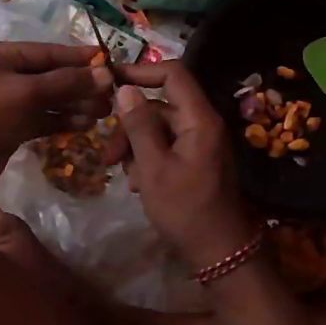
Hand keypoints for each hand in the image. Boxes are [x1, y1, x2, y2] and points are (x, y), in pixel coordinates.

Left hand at [0, 41, 113, 199]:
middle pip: (49, 75)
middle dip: (80, 85)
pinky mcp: (6, 129)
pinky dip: (60, 121)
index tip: (110, 63)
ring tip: (103, 114)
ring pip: (46, 100)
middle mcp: (0, 74)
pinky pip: (39, 120)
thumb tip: (104, 74)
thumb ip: (65, 83)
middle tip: (111, 96)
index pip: (47, 52)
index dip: (79, 58)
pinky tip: (84, 126)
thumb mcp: (24, 94)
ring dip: (74, 105)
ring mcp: (3, 103)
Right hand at [110, 61, 261, 267]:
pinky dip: (148, 161)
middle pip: (160, 107)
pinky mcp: (194, 162)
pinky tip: (139, 185)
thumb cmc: (185, 209)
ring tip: (126, 178)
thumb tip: (124, 88)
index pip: (173, 74)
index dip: (140, 72)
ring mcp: (200, 145)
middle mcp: (203, 125)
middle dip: (130, 126)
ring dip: (136, 148)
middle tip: (109, 157)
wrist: (216, 252)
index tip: (109, 81)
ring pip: (159, 130)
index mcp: (200, 119)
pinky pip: (166, 149)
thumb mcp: (154, 167)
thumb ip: (139, 126)